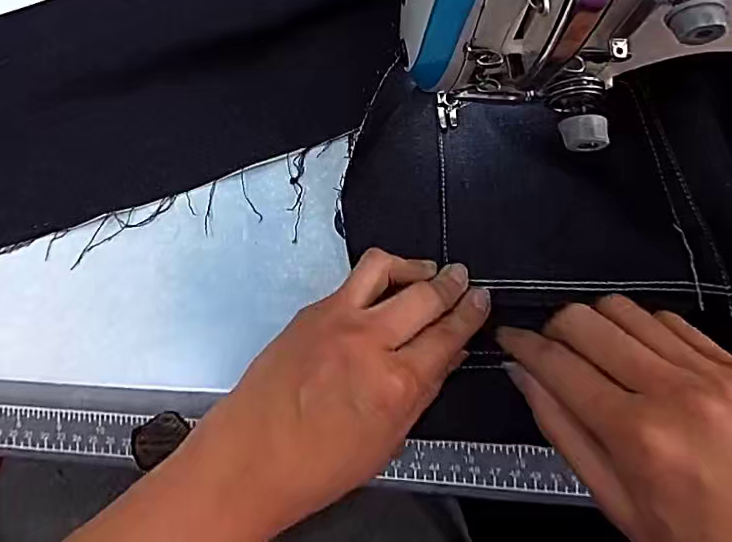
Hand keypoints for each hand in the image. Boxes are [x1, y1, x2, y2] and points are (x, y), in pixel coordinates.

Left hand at [79, 250, 489, 541]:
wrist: (248, 459)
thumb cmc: (318, 466)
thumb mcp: (386, 442)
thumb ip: (424, 391)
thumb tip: (452, 354)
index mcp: (394, 385)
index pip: (447, 335)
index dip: (471, 313)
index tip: (482, 298)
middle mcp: (370, 342)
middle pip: (426, 296)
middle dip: (453, 283)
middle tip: (464, 277)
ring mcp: (339, 318)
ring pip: (388, 268)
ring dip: (415, 265)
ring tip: (429, 270)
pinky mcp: (315, 308)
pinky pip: (356, 278)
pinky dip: (380, 275)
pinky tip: (387, 286)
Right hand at [499, 297, 731, 541]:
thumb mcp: (623, 511)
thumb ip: (566, 436)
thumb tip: (528, 380)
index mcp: (639, 439)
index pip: (558, 365)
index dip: (524, 345)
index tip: (512, 339)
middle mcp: (674, 394)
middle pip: (587, 321)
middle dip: (555, 326)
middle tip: (551, 345)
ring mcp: (713, 375)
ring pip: (626, 309)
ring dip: (598, 322)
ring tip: (597, 350)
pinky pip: (674, 321)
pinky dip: (646, 329)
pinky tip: (644, 354)